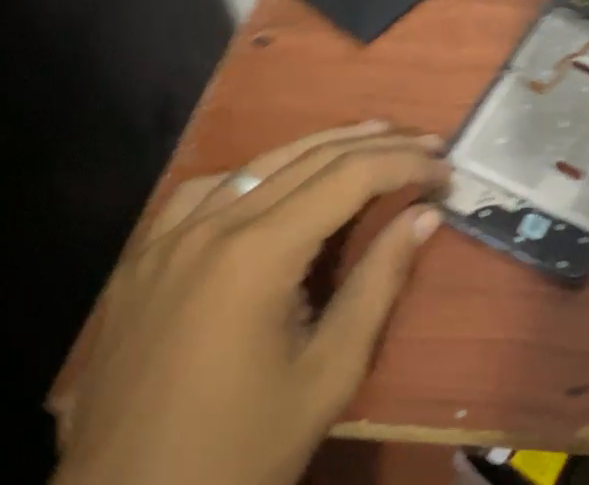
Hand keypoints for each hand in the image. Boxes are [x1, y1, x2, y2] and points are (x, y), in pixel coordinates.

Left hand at [52, 121, 448, 484]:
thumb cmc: (240, 452)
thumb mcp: (328, 373)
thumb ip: (378, 284)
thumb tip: (425, 216)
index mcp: (257, 254)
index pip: (348, 178)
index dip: (404, 164)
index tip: (447, 171)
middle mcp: (210, 227)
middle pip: (308, 159)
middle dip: (375, 145)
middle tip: (428, 143)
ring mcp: (166, 239)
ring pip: (258, 164)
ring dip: (321, 146)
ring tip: (372, 136)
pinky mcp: (141, 259)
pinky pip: (204, 192)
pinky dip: (253, 174)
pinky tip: (274, 181)